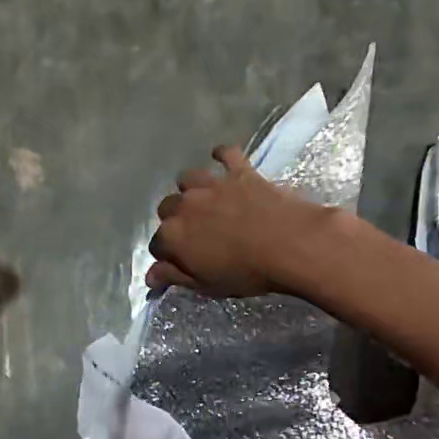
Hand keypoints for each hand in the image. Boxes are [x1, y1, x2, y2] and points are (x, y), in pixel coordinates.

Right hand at [146, 145, 337, 297]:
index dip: (166, 254)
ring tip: (202, 198)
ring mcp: (212, 184)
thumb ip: (175, 276)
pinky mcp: (239, 171)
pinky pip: (225, 153)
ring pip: (187, 178)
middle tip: (193, 232)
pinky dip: (221, 154)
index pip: (157, 245)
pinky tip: (221, 157)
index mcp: (173, 236)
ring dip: (190, 188)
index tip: (178, 261)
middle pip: (166, 208)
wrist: (288, 244)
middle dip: (174, 219)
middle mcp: (185, 205)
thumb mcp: (206, 284)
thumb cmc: (246, 272)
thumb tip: (150, 276)